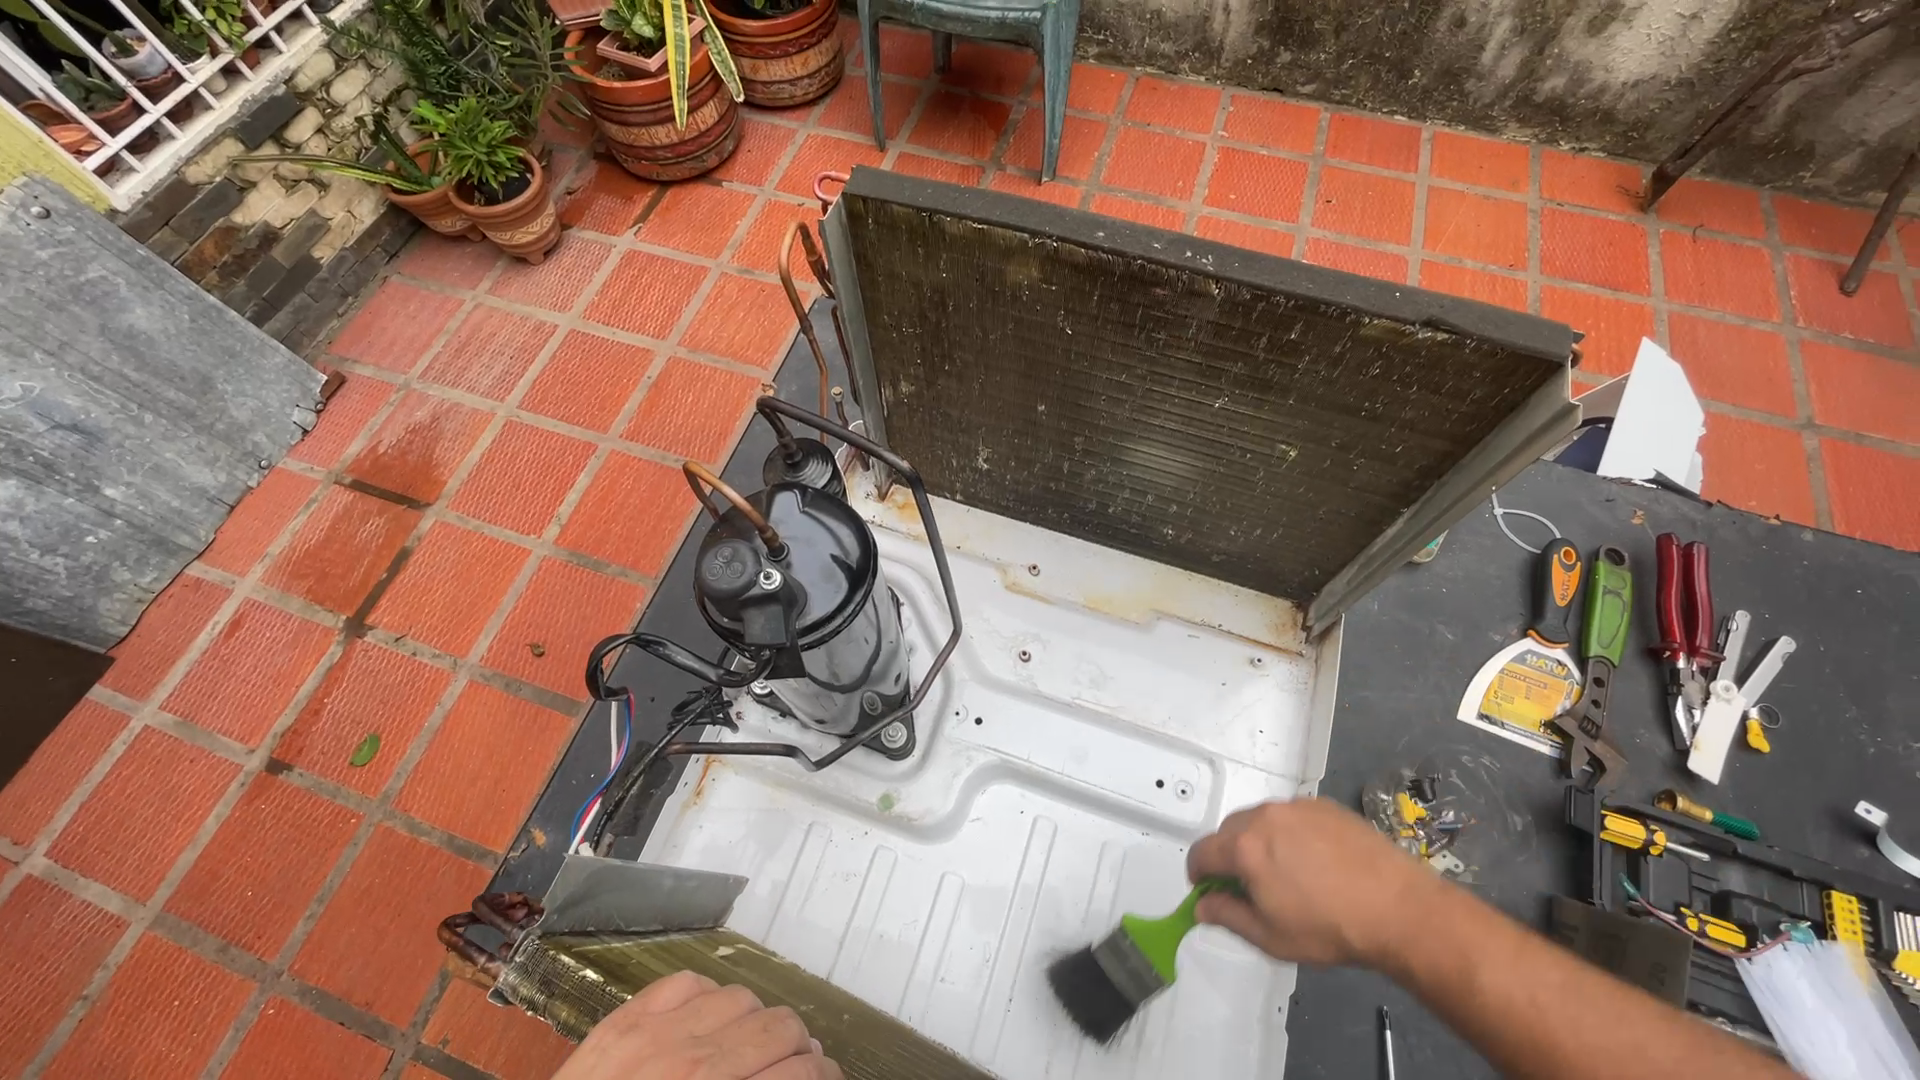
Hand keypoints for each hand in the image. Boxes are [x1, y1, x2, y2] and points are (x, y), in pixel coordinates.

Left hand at [552, 971, 843, 1079]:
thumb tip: (805, 1076)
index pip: (801, 1074)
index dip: (825, 1076)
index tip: (825, 1079)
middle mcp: (693, 1065)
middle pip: (781, 1027)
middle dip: (799, 1048)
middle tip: (795, 1066)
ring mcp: (655, 1034)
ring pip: (742, 997)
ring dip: (754, 1021)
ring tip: (749, 1045)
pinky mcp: (624, 1019)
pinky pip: (689, 982)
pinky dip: (706, 998)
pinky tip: (705, 1025)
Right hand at [1185, 797, 1436, 968]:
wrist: (1400, 909)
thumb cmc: (1329, 928)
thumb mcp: (1270, 937)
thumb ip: (1227, 916)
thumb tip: (1201, 905)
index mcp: (1244, 848)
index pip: (1201, 852)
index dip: (1198, 873)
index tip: (1209, 889)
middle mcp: (1264, 817)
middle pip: (1228, 831)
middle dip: (1229, 855)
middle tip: (1250, 885)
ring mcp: (1296, 807)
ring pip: (1259, 819)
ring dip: (1258, 840)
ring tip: (1286, 871)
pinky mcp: (1324, 805)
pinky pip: (1291, 815)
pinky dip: (1289, 832)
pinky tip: (1314, 859)